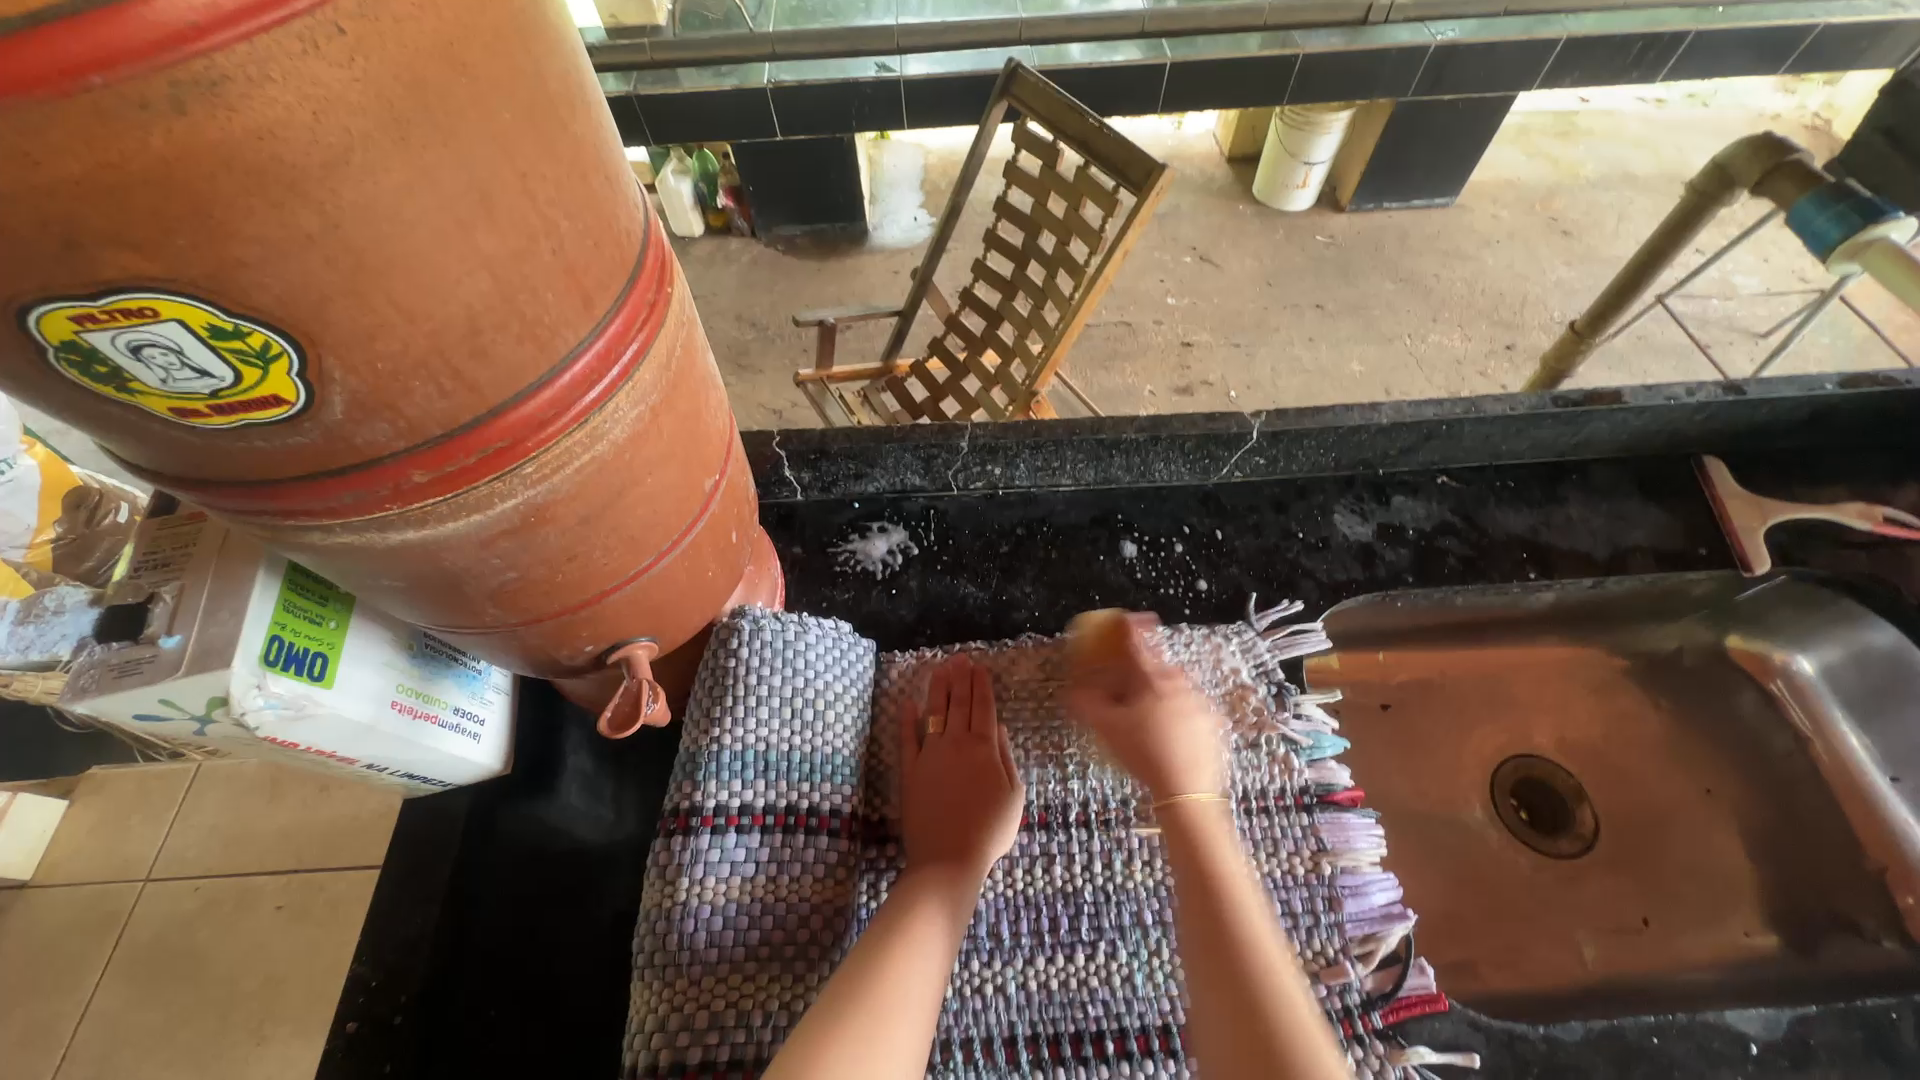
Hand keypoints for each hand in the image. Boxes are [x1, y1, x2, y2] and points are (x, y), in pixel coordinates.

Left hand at [898, 654, 1025, 883]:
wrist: (949, 858)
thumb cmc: (989, 831)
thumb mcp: (1013, 795)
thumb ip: (1006, 757)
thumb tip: (999, 727)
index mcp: (984, 748)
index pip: (983, 707)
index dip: (981, 685)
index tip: (979, 666)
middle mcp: (956, 743)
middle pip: (958, 704)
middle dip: (960, 678)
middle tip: (959, 658)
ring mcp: (930, 755)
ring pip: (934, 713)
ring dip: (937, 689)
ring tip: (939, 669)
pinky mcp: (909, 770)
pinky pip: (907, 738)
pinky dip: (906, 719)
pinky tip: (907, 702)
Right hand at [1063, 613, 1227, 797]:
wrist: (1188, 790)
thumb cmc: (1143, 753)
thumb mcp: (1107, 729)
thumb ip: (1086, 704)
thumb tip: (1071, 690)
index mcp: (1153, 678)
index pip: (1140, 642)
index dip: (1131, 626)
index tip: (1129, 618)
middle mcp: (1181, 682)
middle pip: (1159, 667)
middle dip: (1144, 672)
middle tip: (1128, 689)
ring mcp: (1201, 702)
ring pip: (1177, 688)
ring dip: (1162, 693)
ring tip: (1147, 717)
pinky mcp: (1214, 723)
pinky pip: (1192, 709)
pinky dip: (1180, 713)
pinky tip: (1169, 735)